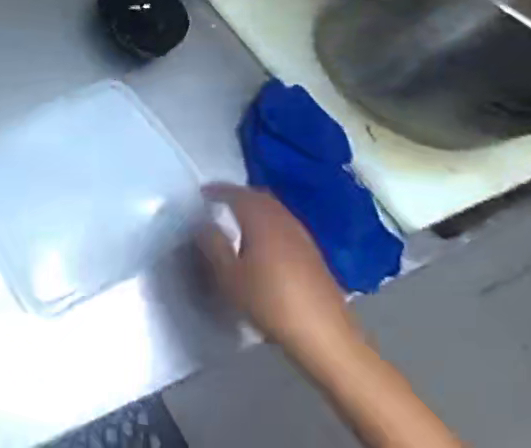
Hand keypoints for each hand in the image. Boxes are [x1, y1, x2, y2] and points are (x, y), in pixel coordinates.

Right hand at [197, 183, 360, 361]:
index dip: (218, 190)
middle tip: (221, 201)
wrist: (327, 340)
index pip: (238, 195)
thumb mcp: (229, 277)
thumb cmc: (271, 303)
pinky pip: (288, 228)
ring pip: (277, 213)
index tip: (203, 192)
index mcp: (262, 222)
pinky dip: (272, 225)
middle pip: (261, 198)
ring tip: (240, 221)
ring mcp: (305, 240)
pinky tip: (265, 244)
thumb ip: (213, 245)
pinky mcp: (316, 259)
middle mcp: (285, 223)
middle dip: (240, 196)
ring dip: (258, 210)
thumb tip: (205, 225)